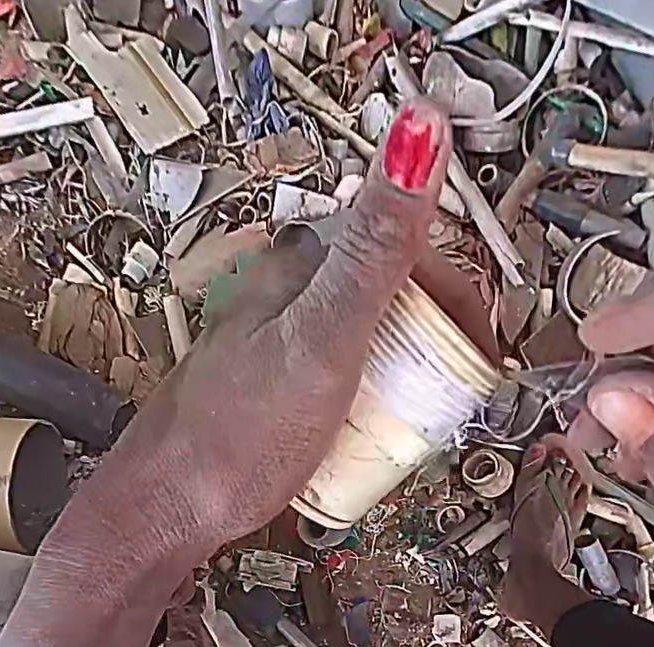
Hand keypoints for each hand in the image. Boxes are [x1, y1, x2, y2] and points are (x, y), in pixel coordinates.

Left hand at [39, 99, 497, 589]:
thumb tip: (418, 131)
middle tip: (452, 393)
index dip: (460, 303)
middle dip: (435, 340)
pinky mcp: (271, 385)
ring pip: (365, 338)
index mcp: (300, 268)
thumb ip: (375, 251)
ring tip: (419, 416)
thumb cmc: (240, 435)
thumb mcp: (323, 340)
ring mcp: (276, 341)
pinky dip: (369, 397)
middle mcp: (285, 294)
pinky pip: (340, 376)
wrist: (171, 507)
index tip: (482, 357)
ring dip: (405, 371)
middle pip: (388, 296)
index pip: (408, 253)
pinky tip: (367, 428)